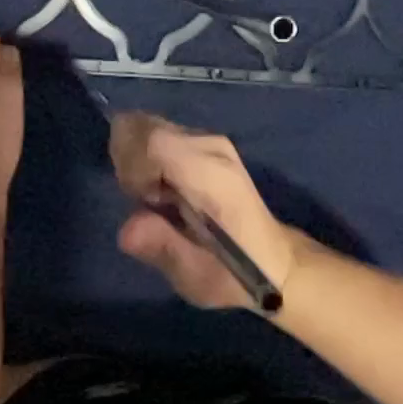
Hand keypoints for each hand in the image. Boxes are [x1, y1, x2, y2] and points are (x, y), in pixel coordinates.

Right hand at [110, 112, 300, 310]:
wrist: (275, 261)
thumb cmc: (236, 275)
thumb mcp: (197, 277)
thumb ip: (163, 248)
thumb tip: (127, 231)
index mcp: (212, 177)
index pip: (154, 140)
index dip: (132, 166)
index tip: (138, 200)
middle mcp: (211, 146)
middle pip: (143, 126)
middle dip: (129, 160)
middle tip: (144, 200)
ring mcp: (209, 140)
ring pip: (146, 127)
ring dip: (136, 159)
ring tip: (156, 197)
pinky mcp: (204, 142)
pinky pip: (156, 134)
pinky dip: (146, 157)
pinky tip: (164, 189)